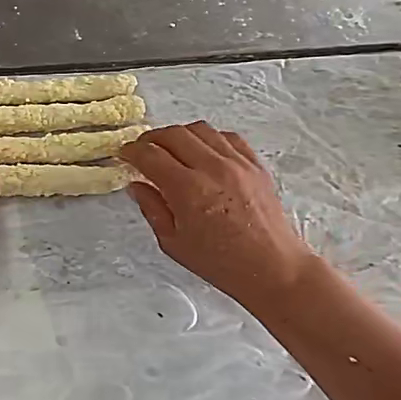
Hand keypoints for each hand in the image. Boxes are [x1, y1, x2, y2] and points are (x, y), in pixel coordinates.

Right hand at [119, 121, 316, 313]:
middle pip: (172, 134)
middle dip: (151, 139)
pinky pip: (228, 137)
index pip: (150, 154)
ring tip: (171, 149)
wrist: (275, 269)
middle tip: (143, 150)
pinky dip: (209, 138)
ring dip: (179, 134)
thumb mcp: (173, 242)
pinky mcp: (255, 165)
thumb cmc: (223, 263)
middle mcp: (212, 169)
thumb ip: (152, 208)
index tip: (125, 155)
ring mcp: (237, 164)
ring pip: (199, 129)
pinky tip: (203, 152)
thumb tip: (138, 186)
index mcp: (187, 189)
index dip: (131, 151)